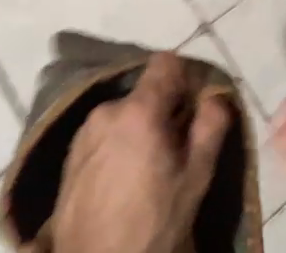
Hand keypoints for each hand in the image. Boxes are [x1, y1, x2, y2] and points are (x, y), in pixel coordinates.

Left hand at [50, 52, 231, 252]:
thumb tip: (216, 95)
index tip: (194, 108)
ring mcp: (83, 134)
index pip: (166, 62)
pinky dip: (118, 146)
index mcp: (139, 110)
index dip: (185, 78)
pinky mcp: (69, 157)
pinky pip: (104, 135)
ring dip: (139, 130)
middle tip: (175, 150)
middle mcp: (106, 111)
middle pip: (145, 93)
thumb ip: (211, 125)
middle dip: (163, 112)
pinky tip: (123, 183)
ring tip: (147, 171)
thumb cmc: (153, 223)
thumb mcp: (196, 176)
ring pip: (123, 115)